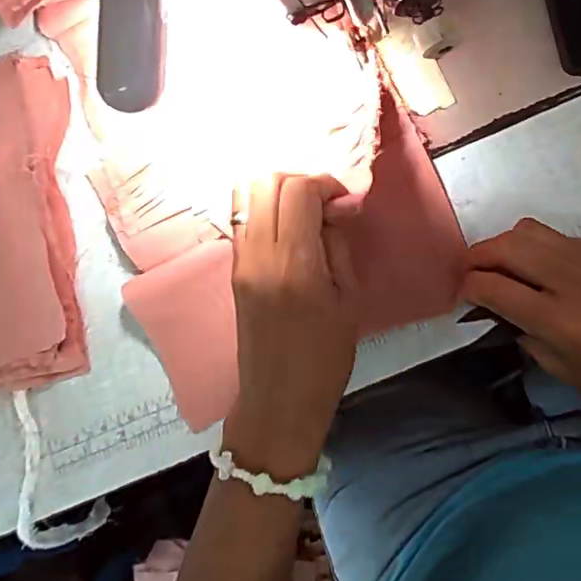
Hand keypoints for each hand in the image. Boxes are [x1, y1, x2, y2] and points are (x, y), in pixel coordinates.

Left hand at [225, 174, 358, 480]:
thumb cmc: (326, 356)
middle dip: (300, 180)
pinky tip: (291, 230)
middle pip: (265, 181)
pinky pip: (244, 219)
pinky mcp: (232, 269)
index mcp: (294, 264)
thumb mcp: (348, 298)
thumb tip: (335, 206)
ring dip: (279, 192)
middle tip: (325, 203)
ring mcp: (239, 260)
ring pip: (247, 194)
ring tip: (307, 214)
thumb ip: (338, 243)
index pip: (298, 190)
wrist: (279, 400)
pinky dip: (266, 209)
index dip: (325, 184)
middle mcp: (259, 254)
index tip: (344, 203)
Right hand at [461, 219, 580, 433]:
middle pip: (509, 246)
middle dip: (478, 255)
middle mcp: (580, 282)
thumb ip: (520, 327)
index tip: (461, 293)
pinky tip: (545, 274)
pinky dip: (540, 251)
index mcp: (565, 323)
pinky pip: (560, 239)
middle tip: (469, 272)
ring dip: (506, 246)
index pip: (496, 287)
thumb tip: (490, 299)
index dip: (468, 286)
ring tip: (502, 267)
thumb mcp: (559, 366)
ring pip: (531, 231)